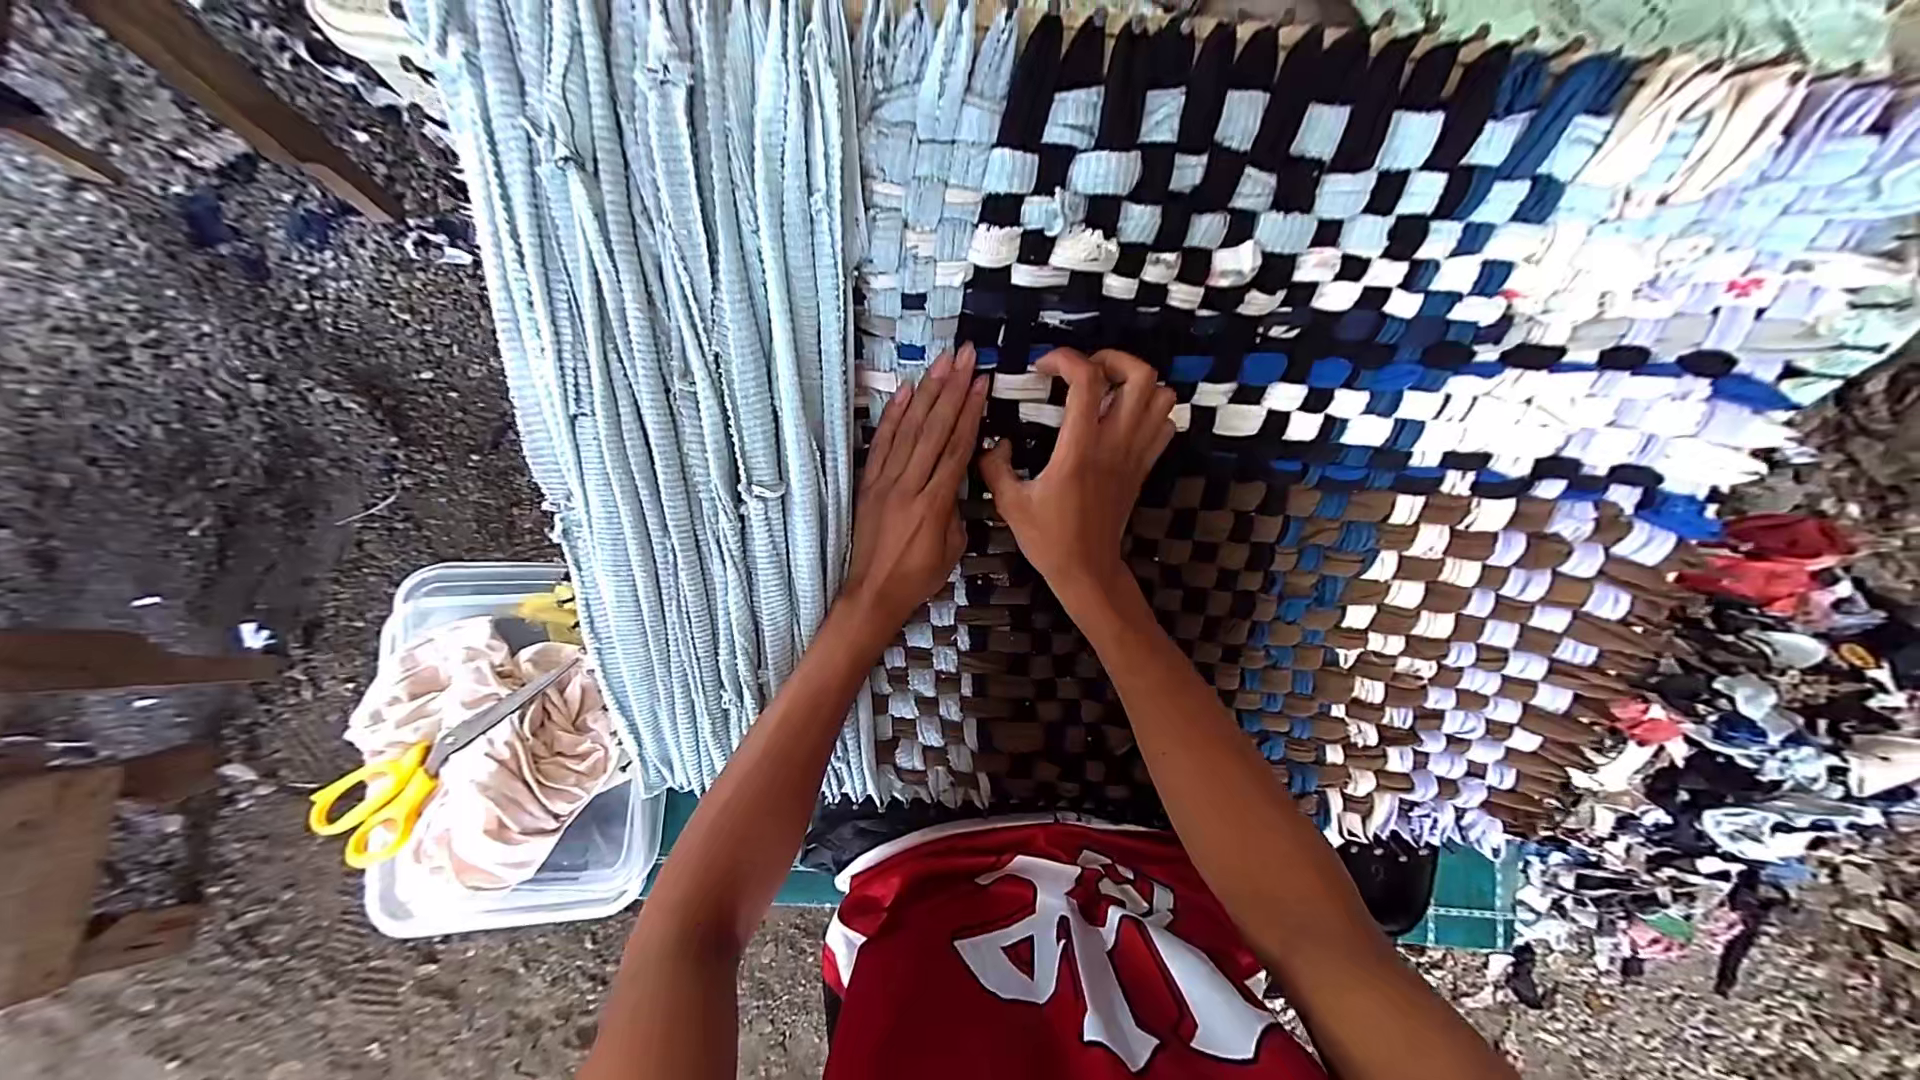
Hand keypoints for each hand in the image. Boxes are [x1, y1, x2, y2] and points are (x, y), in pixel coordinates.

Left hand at [842, 345, 988, 629]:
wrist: (873, 593)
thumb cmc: (918, 578)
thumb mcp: (953, 549)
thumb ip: (958, 511)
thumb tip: (956, 485)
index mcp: (935, 503)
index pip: (957, 447)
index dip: (970, 412)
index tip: (980, 383)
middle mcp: (909, 485)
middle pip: (934, 428)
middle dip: (952, 388)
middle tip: (964, 356)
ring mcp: (885, 481)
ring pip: (908, 429)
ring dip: (926, 393)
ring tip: (940, 363)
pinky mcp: (868, 483)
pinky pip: (881, 443)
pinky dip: (892, 416)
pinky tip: (905, 392)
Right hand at [979, 347, 1174, 602]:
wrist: (1087, 570)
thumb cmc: (1048, 539)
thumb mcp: (1009, 503)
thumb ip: (994, 466)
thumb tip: (995, 443)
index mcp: (1079, 449)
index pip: (1087, 380)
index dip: (1066, 358)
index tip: (1044, 367)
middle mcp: (1114, 445)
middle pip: (1140, 376)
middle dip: (1113, 358)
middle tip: (1085, 370)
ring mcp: (1135, 455)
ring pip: (1161, 396)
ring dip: (1136, 383)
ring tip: (1106, 391)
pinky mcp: (1143, 468)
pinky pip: (1164, 425)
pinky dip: (1150, 411)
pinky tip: (1122, 419)